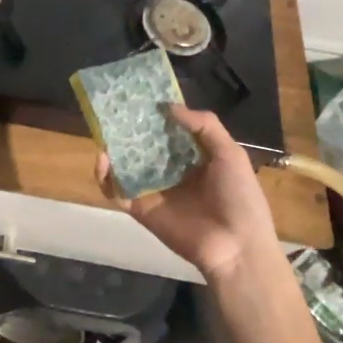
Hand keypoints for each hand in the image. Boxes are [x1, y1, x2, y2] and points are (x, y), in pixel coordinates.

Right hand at [98, 107, 278, 280]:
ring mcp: (153, 189)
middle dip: (128, 128)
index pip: (167, 131)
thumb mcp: (230, 154)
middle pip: (143, 145)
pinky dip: (105, 177)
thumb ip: (204, 125)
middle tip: (112, 109)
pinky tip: (103, 161)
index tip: (138, 96)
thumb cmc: (239, 197)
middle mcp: (170, 170)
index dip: (154, 114)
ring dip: (112, 149)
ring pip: (125, 165)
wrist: (236, 247)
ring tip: (102, 132)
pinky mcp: (140, 208)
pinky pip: (116, 191)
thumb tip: (168, 106)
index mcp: (192, 158)